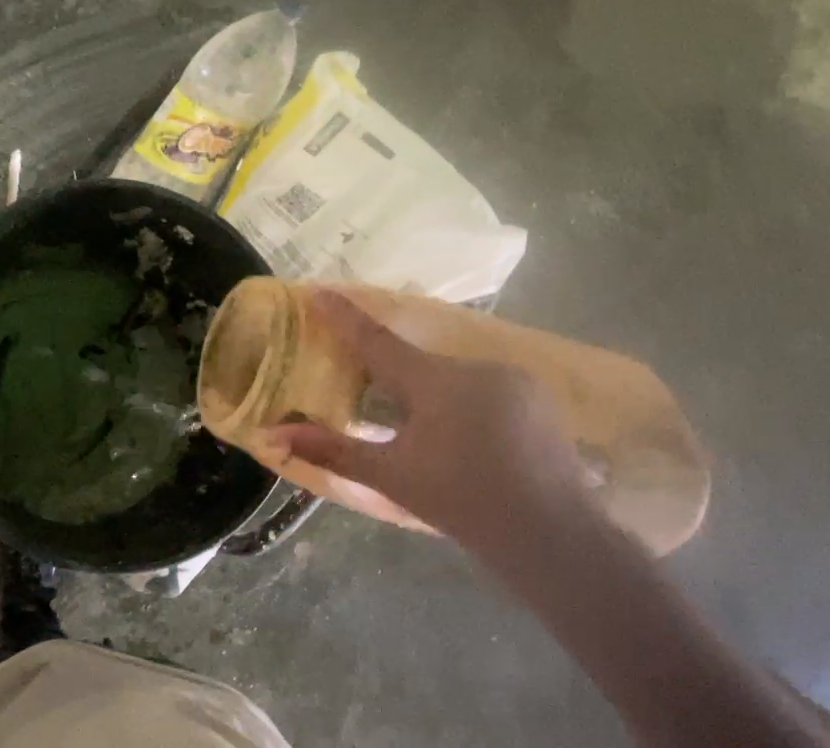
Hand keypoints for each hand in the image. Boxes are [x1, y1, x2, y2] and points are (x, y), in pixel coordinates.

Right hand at [266, 292, 595, 555]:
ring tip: (432, 440)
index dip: (343, 316)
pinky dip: (467, 405)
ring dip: (434, 397)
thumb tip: (274, 434)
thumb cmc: (463, 504)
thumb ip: (332, 449)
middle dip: (394, 381)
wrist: (555, 539)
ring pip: (452, 377)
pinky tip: (470, 441)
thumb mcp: (391, 477)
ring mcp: (512, 379)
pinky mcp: (538, 397)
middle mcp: (474, 366)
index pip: (376, 340)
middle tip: (379, 407)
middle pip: (416, 364)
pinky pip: (485, 387)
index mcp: (434, 381)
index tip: (317, 290)